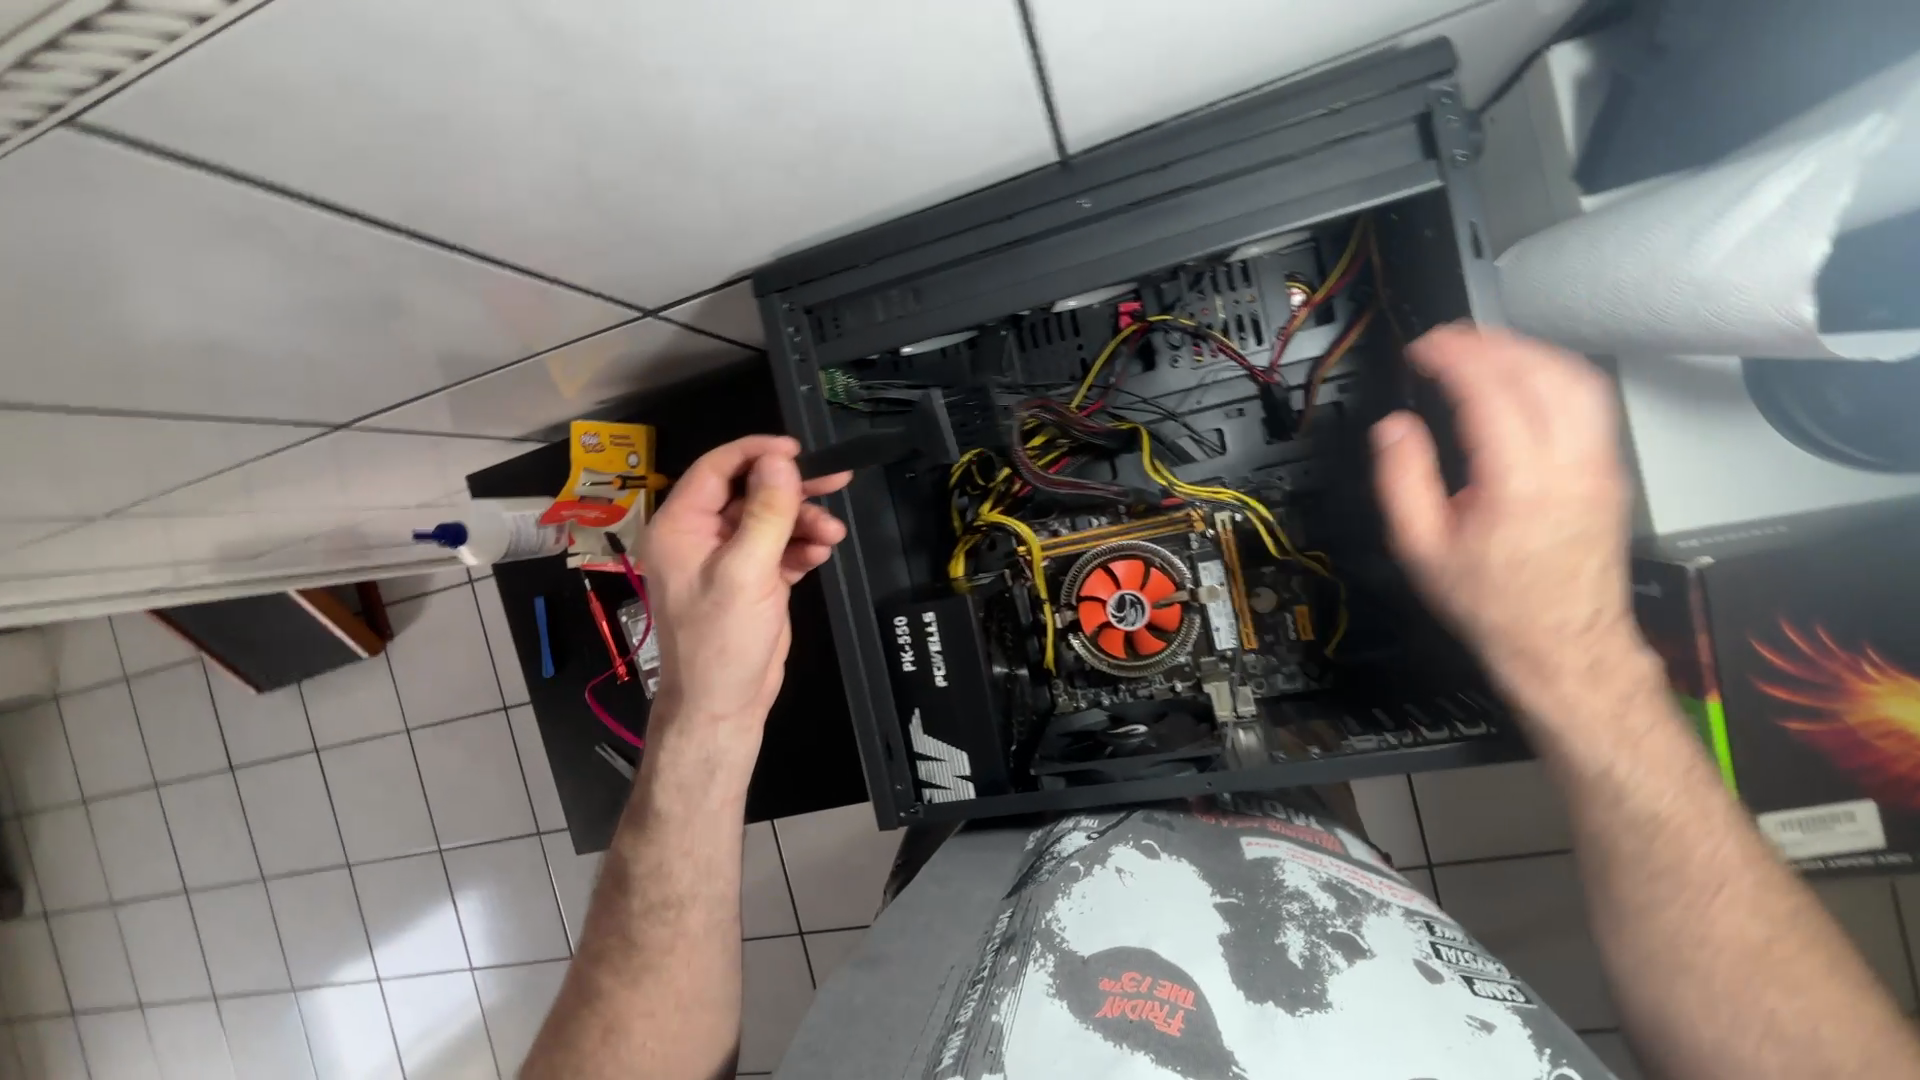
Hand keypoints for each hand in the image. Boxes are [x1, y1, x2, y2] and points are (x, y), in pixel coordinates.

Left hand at [638, 436, 850, 757]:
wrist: (724, 704)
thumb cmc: (723, 638)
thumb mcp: (747, 571)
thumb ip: (767, 512)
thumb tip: (781, 459)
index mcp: (681, 526)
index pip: (717, 469)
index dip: (757, 453)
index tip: (799, 450)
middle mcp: (701, 536)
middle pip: (751, 492)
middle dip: (793, 491)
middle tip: (837, 481)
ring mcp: (728, 558)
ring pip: (771, 520)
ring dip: (804, 523)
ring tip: (832, 537)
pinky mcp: (752, 579)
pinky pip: (780, 547)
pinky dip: (801, 547)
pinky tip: (820, 555)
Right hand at [1370, 325, 1638, 717]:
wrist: (1561, 643)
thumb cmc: (1490, 602)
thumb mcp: (1419, 549)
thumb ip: (1401, 480)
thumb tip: (1394, 429)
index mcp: (1518, 482)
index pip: (1491, 392)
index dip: (1454, 358)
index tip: (1423, 349)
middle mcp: (1569, 465)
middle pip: (1541, 372)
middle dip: (1490, 342)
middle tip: (1447, 339)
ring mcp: (1599, 465)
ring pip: (1575, 379)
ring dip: (1526, 351)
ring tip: (1482, 347)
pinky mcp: (1609, 471)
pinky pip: (1589, 401)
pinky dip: (1551, 373)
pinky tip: (1522, 377)